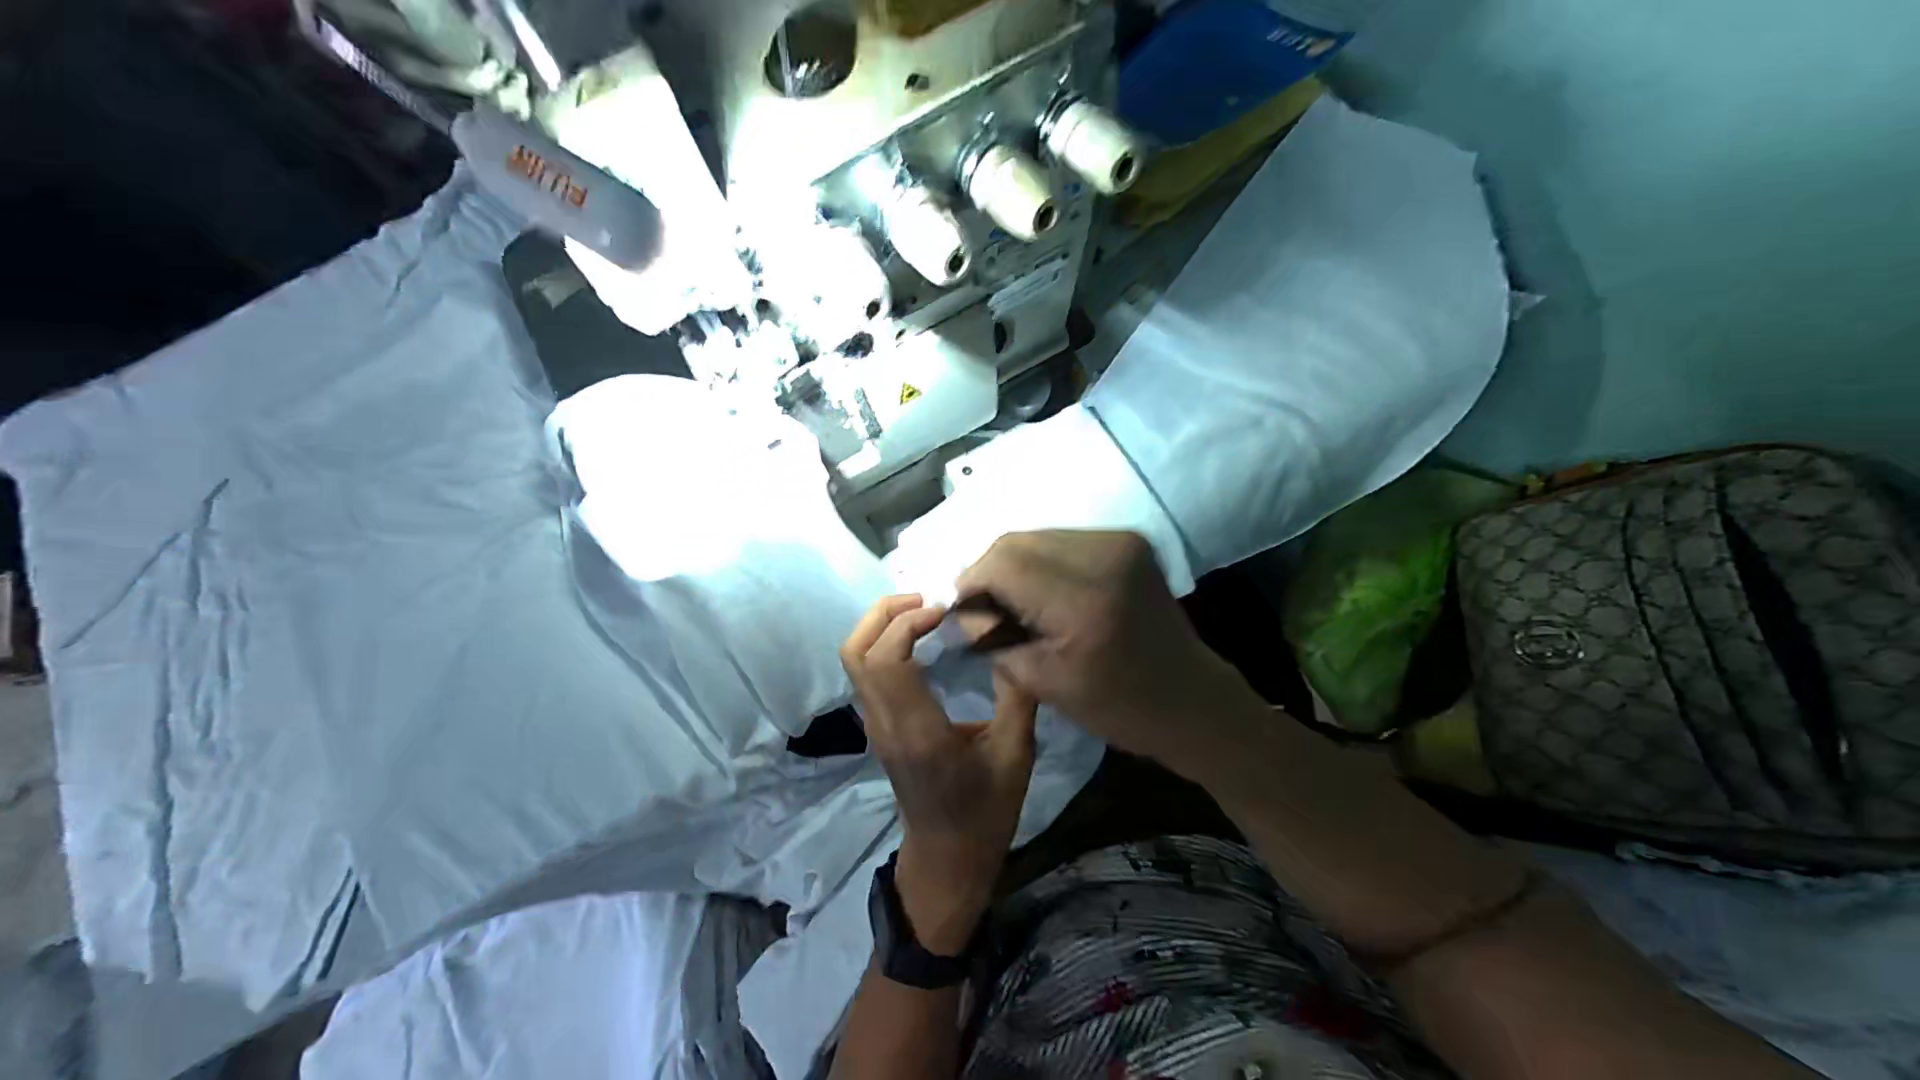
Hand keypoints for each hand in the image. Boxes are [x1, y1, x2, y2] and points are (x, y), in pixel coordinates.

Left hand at [841, 595, 1037, 954]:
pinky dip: (885, 643)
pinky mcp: (878, 727)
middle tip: (928, 600)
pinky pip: (867, 673)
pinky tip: (921, 639)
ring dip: (881, 625)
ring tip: (925, 613)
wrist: (946, 861)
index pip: (886, 660)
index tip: (945, 609)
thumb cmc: (985, 813)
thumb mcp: (1016, 756)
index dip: (907, 623)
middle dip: (885, 612)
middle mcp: (885, 723)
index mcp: (918, 730)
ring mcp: (875, 726)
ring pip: (854, 660)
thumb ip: (1016, 696)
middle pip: (856, 651)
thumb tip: (1013, 640)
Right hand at [954, 530, 1244, 766]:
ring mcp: (1121, 541)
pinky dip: (1041, 563)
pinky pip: (1061, 540)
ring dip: (1013, 566)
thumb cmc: (1118, 707)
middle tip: (983, 611)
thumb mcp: (1042, 681)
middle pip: (1015, 542)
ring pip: (1036, 537)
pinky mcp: (1129, 540)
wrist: (1192, 700)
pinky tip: (1042, 593)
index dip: (970, 584)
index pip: (1002, 563)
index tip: (959, 612)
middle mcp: (1105, 554)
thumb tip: (961, 607)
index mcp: (1084, 598)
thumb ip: (991, 637)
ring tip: (1012, 604)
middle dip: (989, 573)